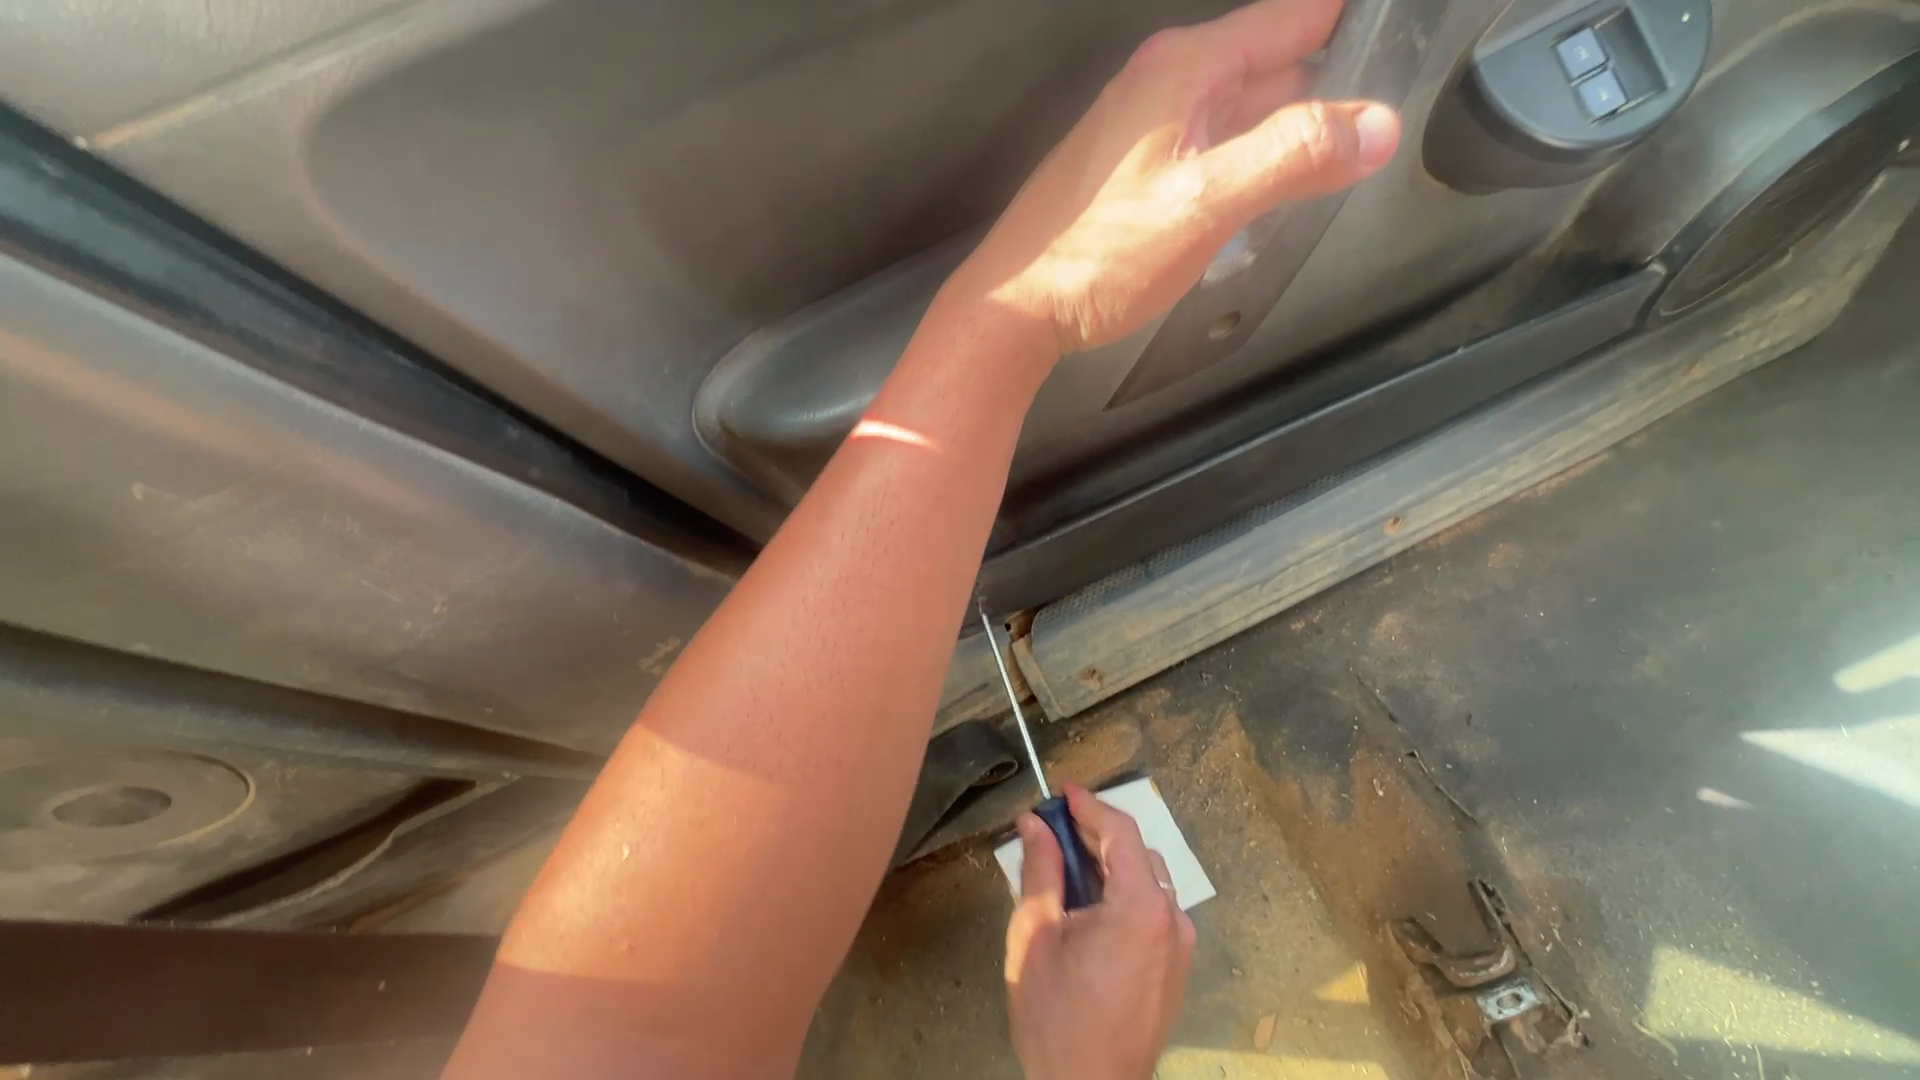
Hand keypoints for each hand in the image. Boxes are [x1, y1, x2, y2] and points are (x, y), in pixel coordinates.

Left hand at [955, 0, 1399, 355]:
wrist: (1016, 308)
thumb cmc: (1097, 257)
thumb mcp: (1206, 203)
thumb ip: (1292, 158)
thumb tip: (1375, 126)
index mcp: (1182, 71)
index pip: (1289, 17)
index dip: (1350, 26)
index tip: (1398, 44)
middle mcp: (1158, 86)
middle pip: (1265, 62)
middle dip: (1325, 78)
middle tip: (1379, 109)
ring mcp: (1138, 129)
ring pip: (1233, 109)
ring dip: (1282, 123)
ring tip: (1336, 144)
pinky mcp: (1126, 174)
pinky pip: (1202, 146)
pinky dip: (1241, 156)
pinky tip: (1260, 186)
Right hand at [1004, 784, 1195, 1079]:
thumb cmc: (1056, 1014)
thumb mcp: (1035, 933)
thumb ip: (1040, 869)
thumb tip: (1034, 823)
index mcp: (1141, 906)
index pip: (1120, 831)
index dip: (1089, 805)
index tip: (1061, 790)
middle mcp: (1172, 919)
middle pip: (1136, 852)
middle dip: (1094, 833)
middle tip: (1052, 827)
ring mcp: (1180, 946)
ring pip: (1147, 880)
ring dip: (1109, 862)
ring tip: (1066, 863)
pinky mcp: (1177, 968)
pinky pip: (1153, 910)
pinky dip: (1123, 891)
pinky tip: (1090, 903)